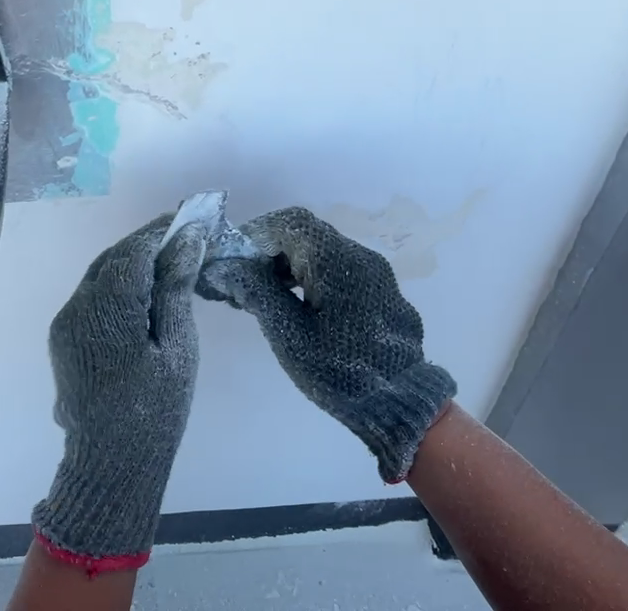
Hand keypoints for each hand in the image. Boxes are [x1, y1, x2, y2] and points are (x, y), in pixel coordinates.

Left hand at [31, 211, 205, 572]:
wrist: (108, 465)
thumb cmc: (154, 411)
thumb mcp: (177, 348)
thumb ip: (175, 288)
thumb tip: (185, 238)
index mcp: (107, 310)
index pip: (134, 251)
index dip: (161, 231)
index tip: (191, 219)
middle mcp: (77, 307)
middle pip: (114, 259)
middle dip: (146, 244)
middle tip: (183, 236)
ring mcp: (65, 322)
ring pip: (100, 275)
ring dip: (132, 263)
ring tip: (168, 260)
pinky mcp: (63, 336)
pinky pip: (92, 297)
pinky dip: (118, 286)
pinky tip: (143, 292)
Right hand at [198, 206, 455, 481]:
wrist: (404, 405)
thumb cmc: (341, 371)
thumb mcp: (289, 334)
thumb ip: (255, 291)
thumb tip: (224, 266)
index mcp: (336, 259)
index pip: (289, 222)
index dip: (255, 234)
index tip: (232, 260)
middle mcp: (359, 255)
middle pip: (305, 235)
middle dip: (269, 252)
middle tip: (243, 282)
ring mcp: (375, 273)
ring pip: (323, 252)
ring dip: (290, 266)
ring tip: (266, 298)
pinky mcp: (382, 292)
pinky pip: (340, 270)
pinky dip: (313, 277)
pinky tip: (300, 308)